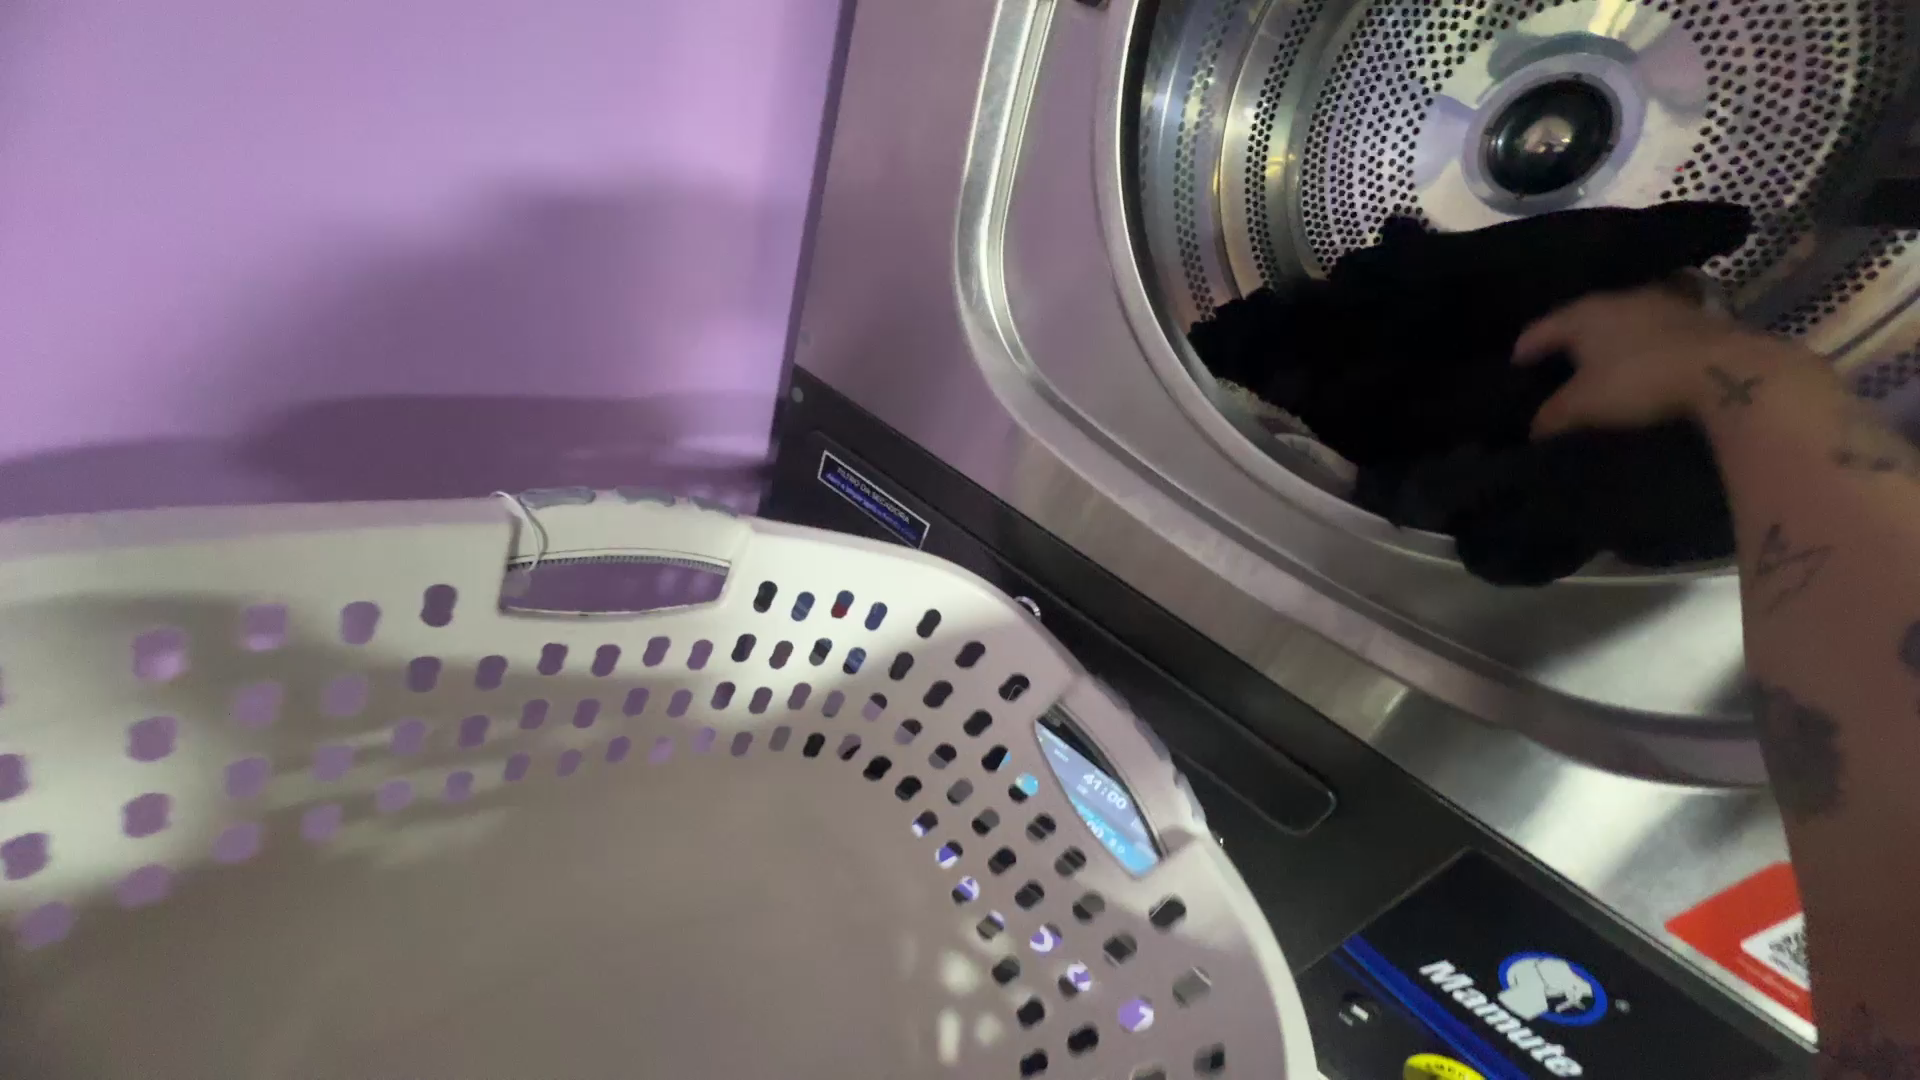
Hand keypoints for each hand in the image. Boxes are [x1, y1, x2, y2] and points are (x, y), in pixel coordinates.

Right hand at [1513, 286, 1793, 437]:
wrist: (1730, 373)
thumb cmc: (1638, 381)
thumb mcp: (1580, 406)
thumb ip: (1549, 415)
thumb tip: (1534, 428)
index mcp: (1583, 314)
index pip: (1538, 330)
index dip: (1522, 352)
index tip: (1514, 369)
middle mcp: (1619, 300)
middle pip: (1580, 321)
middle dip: (1565, 343)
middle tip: (1552, 366)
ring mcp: (1664, 305)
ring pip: (1619, 324)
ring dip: (1606, 343)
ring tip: (1596, 366)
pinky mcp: (1698, 319)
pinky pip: (1650, 332)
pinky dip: (1637, 347)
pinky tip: (1637, 366)